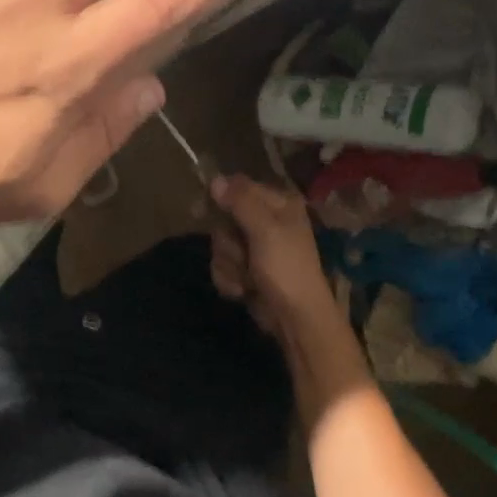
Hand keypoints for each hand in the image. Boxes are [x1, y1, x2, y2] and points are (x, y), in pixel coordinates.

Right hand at [208, 174, 337, 335]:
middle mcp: (267, 222)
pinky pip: (223, 267)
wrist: (295, 317)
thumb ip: (241, 202)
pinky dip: (230, 281)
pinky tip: (244, 291)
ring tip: (248, 279)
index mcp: (279, 204)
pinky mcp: (247, 271)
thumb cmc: (286, 269)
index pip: (239, 188)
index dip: (221, 200)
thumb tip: (215, 179)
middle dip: (228, 244)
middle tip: (244, 256)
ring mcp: (256, 249)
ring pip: (220, 247)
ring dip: (229, 266)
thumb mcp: (266, 230)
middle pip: (224, 220)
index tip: (202, 210)